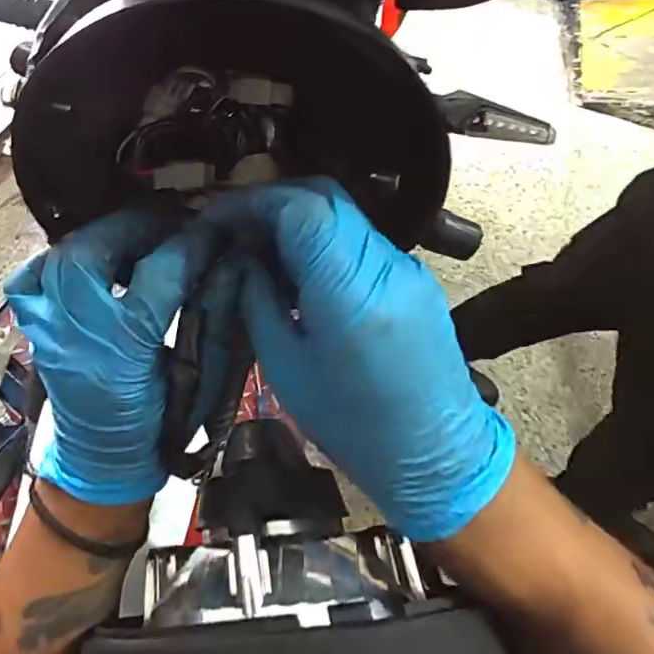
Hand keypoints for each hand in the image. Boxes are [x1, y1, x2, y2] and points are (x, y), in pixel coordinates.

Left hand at [4, 209, 214, 504]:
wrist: (99, 458)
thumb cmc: (152, 422)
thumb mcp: (187, 370)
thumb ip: (200, 312)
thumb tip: (220, 259)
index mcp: (124, 342)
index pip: (161, 269)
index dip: (192, 242)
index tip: (213, 228)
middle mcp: (75, 324)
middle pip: (100, 244)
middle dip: (139, 224)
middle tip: (169, 222)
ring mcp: (45, 322)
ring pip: (65, 252)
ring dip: (102, 235)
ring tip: (133, 235)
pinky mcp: (32, 325)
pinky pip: (30, 276)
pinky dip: (55, 260)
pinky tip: (81, 260)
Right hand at [199, 178, 514, 539]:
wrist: (437, 457)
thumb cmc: (353, 425)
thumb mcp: (284, 365)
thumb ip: (256, 300)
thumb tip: (238, 258)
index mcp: (352, 292)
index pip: (301, 209)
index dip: (251, 204)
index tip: (216, 220)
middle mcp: (386, 266)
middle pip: (322, 197)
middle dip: (268, 202)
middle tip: (231, 230)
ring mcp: (405, 267)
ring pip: (339, 212)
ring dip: (291, 218)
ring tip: (257, 250)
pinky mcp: (410, 276)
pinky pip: (355, 236)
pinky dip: (316, 238)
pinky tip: (292, 268)